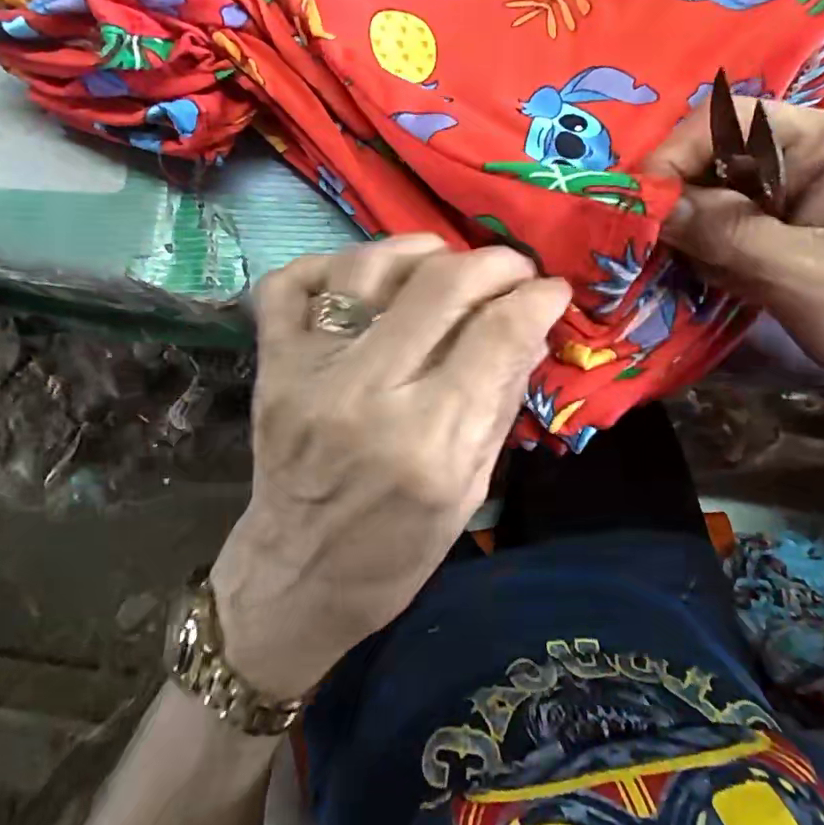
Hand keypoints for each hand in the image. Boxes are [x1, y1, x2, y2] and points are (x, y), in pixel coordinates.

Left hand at [209, 236, 570, 697]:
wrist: (297, 574)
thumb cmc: (394, 552)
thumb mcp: (470, 490)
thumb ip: (498, 403)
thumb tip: (528, 327)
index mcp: (428, 441)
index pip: (496, 335)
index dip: (537, 298)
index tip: (551, 290)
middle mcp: (367, 395)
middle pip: (439, 287)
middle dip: (492, 263)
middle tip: (510, 270)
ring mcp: (309, 373)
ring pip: (365, 268)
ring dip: (417, 250)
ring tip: (442, 260)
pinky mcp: (272, 366)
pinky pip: (287, 286)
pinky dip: (325, 266)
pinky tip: (359, 278)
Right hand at [645, 100, 823, 397]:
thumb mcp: (810, 279)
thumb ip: (731, 236)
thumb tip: (654, 207)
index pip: (737, 120)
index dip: (677, 153)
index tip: (639, 203)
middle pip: (724, 153)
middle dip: (683, 197)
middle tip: (651, 244)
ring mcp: (812, 187)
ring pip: (724, 190)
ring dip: (696, 228)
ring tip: (693, 268)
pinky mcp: (800, 220)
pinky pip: (737, 218)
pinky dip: (714, 246)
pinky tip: (723, 278)